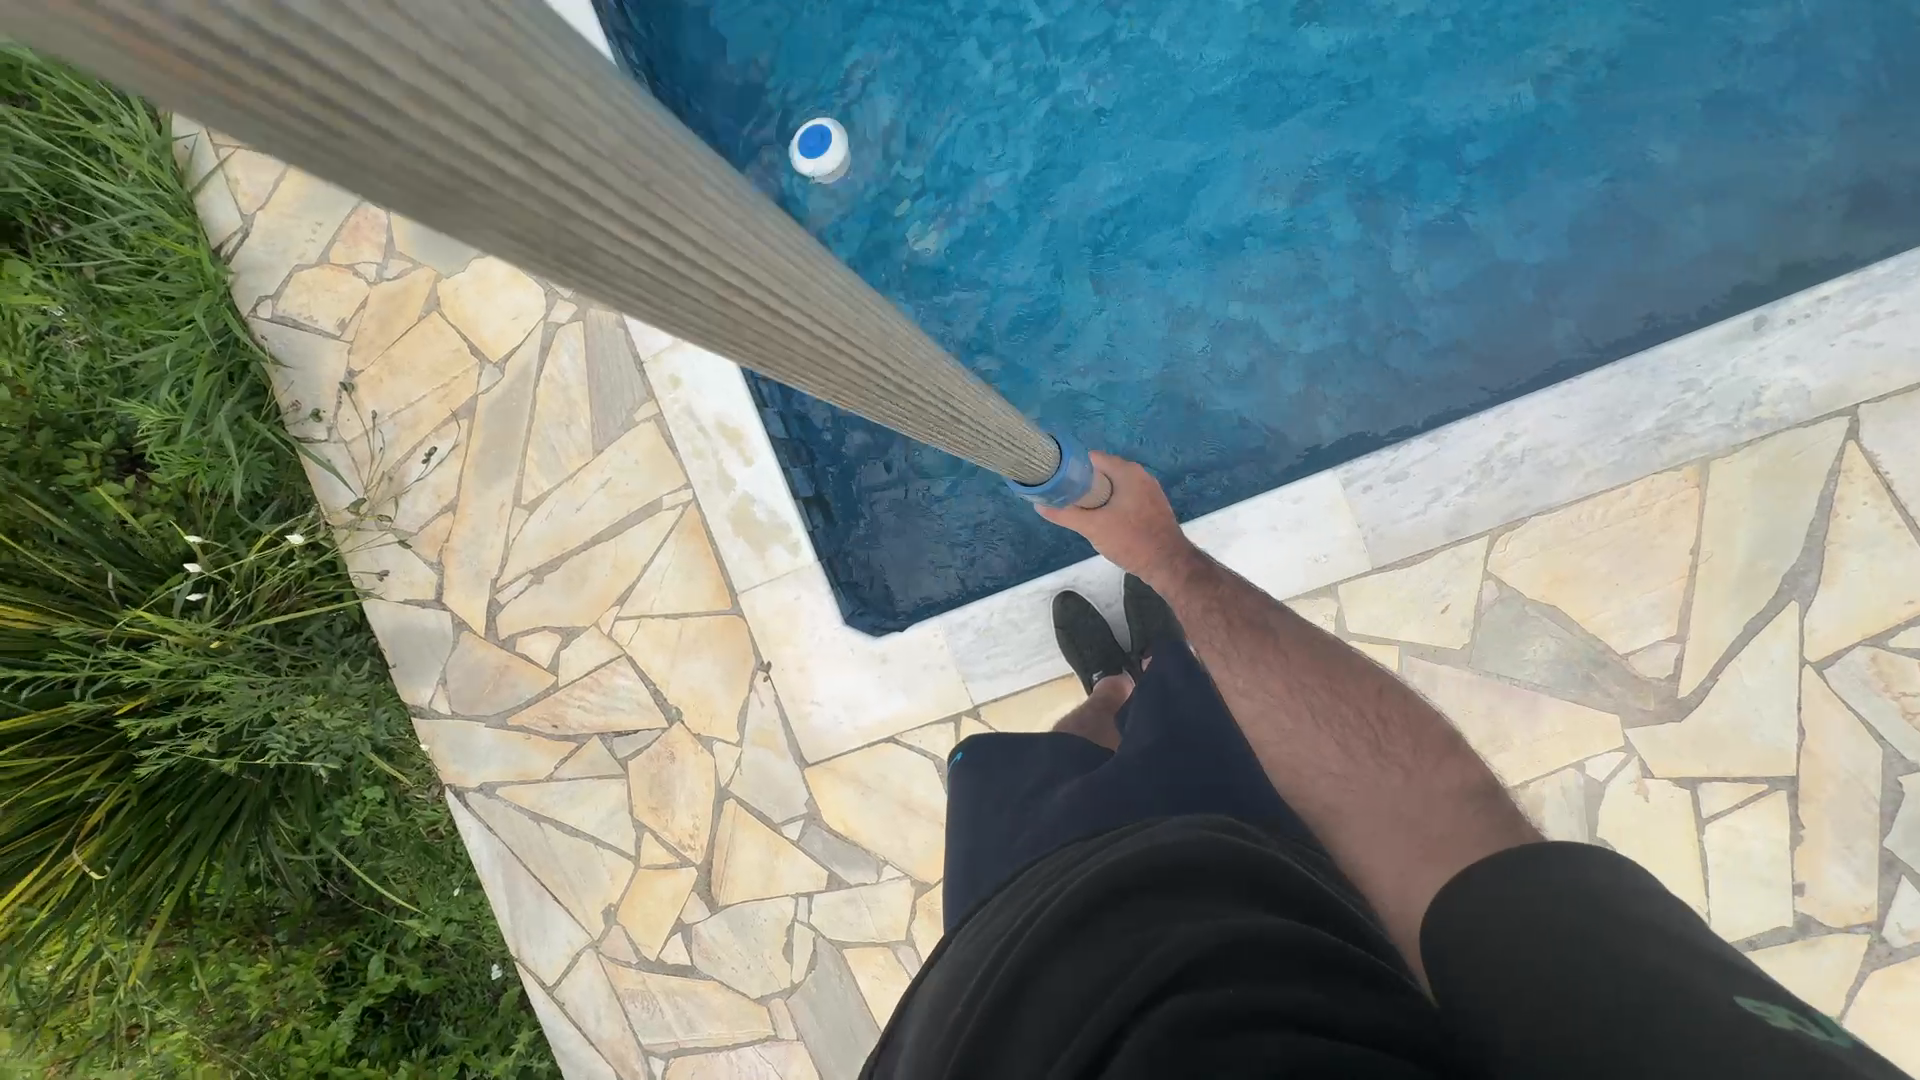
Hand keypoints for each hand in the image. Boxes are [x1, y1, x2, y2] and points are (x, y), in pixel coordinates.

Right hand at [1035, 451, 1199, 586]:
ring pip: (1114, 486)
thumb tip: (1039, 505)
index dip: (1072, 468)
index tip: (1057, 482)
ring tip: (1080, 512)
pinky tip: (1102, 521)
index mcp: (1127, 471)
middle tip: (1065, 500)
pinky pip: (1125, 497)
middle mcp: (1140, 475)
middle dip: (1083, 484)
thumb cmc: (1130, 540)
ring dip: (1097, 496)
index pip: (1091, 458)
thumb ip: (1064, 514)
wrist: (1168, 564)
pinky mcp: (1152, 506)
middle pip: (1102, 472)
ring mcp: (1149, 490)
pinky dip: (1111, 504)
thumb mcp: (1092, 527)